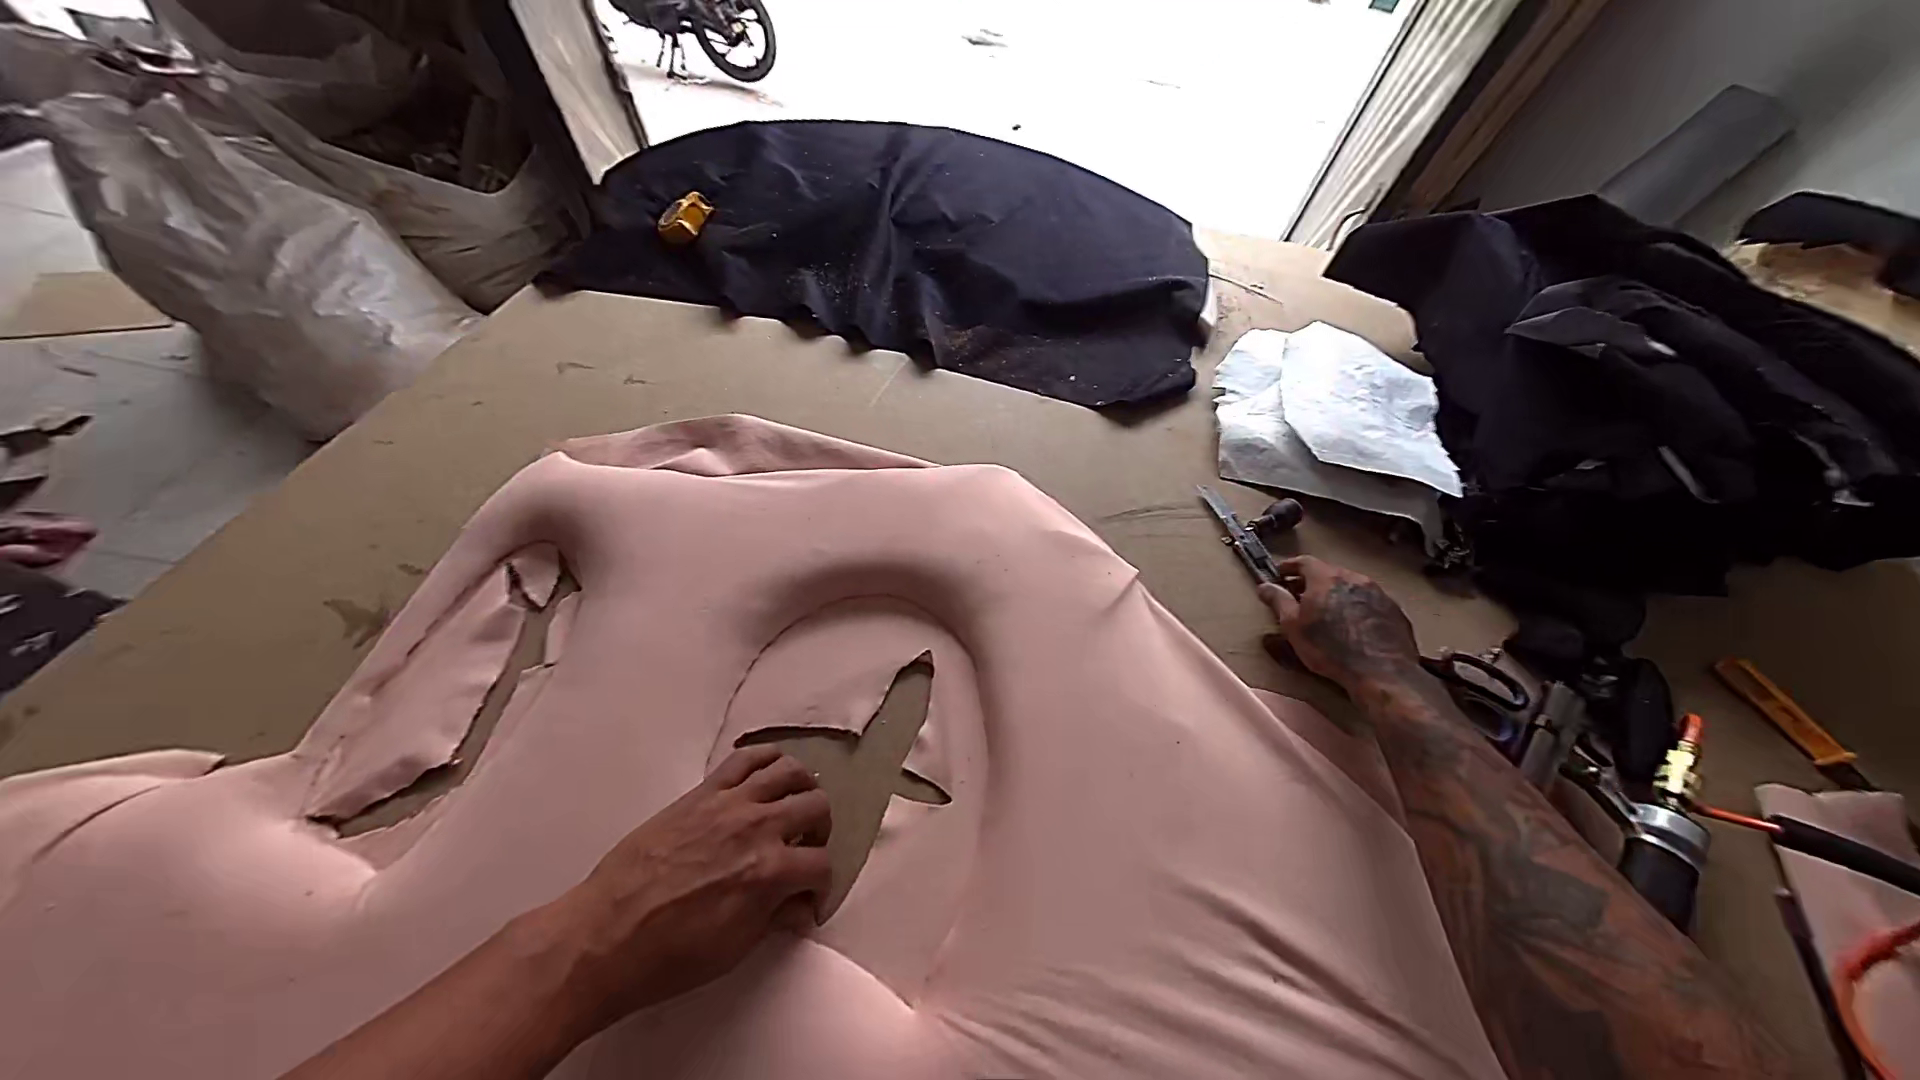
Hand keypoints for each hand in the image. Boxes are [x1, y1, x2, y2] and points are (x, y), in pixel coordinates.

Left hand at [544, 746, 832, 1029]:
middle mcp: (758, 827)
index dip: (821, 886)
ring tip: (792, 807)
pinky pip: (747, 757)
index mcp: (769, 872)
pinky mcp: (704, 791)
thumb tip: (802, 905)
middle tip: (804, 848)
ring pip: (790, 771)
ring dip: (802, 789)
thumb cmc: (669, 955)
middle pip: (817, 807)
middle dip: (819, 831)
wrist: (603, 938)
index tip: (809, 898)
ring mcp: (731, 802)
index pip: (821, 865)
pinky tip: (768, 777)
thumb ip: (776, 917)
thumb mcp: (735, 948)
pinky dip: (767, 759)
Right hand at [1257, 555, 1420, 692]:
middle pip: (1328, 572)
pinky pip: (1367, 601)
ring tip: (1323, 612)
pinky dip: (1354, 606)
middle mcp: (1353, 579)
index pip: (1304, 561)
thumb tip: (1266, 588)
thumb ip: (1278, 601)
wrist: (1380, 672)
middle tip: (1298, 594)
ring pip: (1349, 586)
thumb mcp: (1293, 625)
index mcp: (1326, 578)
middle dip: (1311, 581)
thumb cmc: (1332, 649)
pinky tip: (1348, 625)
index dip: (1289, 566)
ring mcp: (1377, 593)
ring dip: (1334, 594)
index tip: (1281, 572)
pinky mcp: (1393, 610)